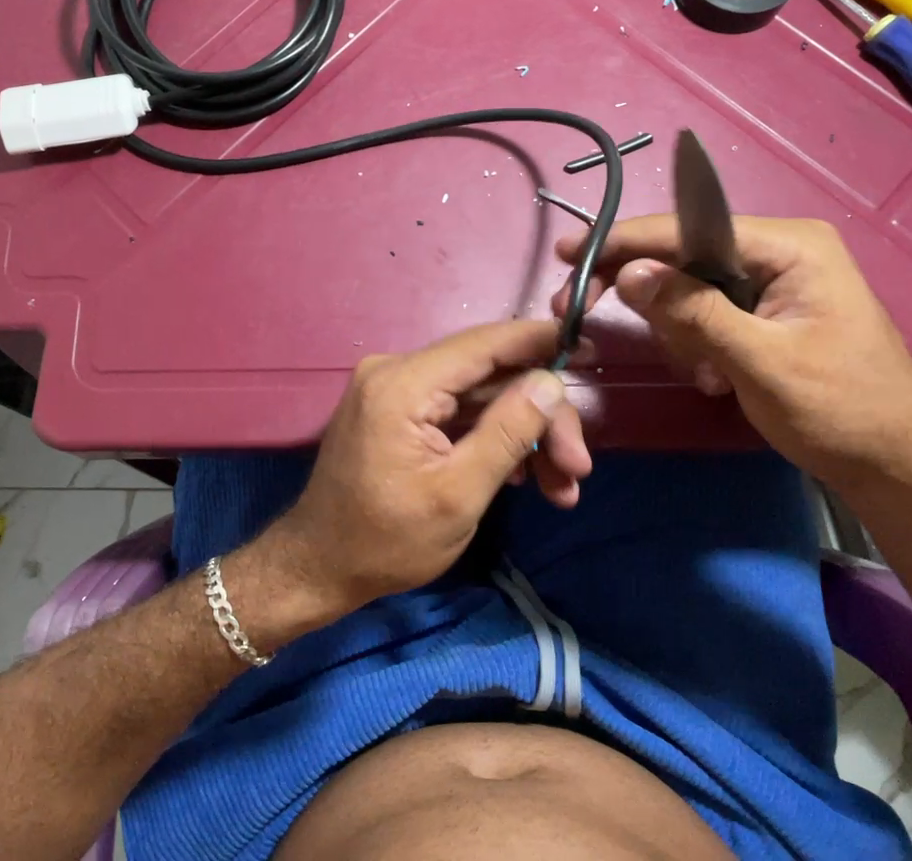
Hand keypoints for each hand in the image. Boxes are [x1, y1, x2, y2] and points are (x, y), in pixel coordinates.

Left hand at [262, 319, 591, 612]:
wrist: (320, 567)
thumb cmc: (387, 540)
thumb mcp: (459, 494)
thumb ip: (509, 432)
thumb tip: (552, 381)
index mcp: (403, 384)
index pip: (485, 343)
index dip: (541, 343)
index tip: (591, 350)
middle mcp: (395, 373)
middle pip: (489, 377)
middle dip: (541, 418)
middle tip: (578, 468)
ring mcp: (393, 392)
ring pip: (479, 399)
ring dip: (524, 437)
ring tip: (562, 489)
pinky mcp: (397, 413)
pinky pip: (457, 414)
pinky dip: (492, 441)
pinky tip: (525, 480)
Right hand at [553, 216, 911, 490]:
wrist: (894, 463)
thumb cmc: (839, 410)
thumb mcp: (760, 362)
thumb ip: (693, 312)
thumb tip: (629, 271)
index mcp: (790, 247)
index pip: (688, 228)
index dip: (624, 240)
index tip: (569, 252)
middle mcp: (780, 251)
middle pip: (682, 254)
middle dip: (645, 292)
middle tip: (582, 310)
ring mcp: (774, 281)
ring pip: (688, 287)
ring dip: (677, 330)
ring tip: (704, 375)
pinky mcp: (767, 310)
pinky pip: (706, 311)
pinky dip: (695, 342)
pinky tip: (714, 377)